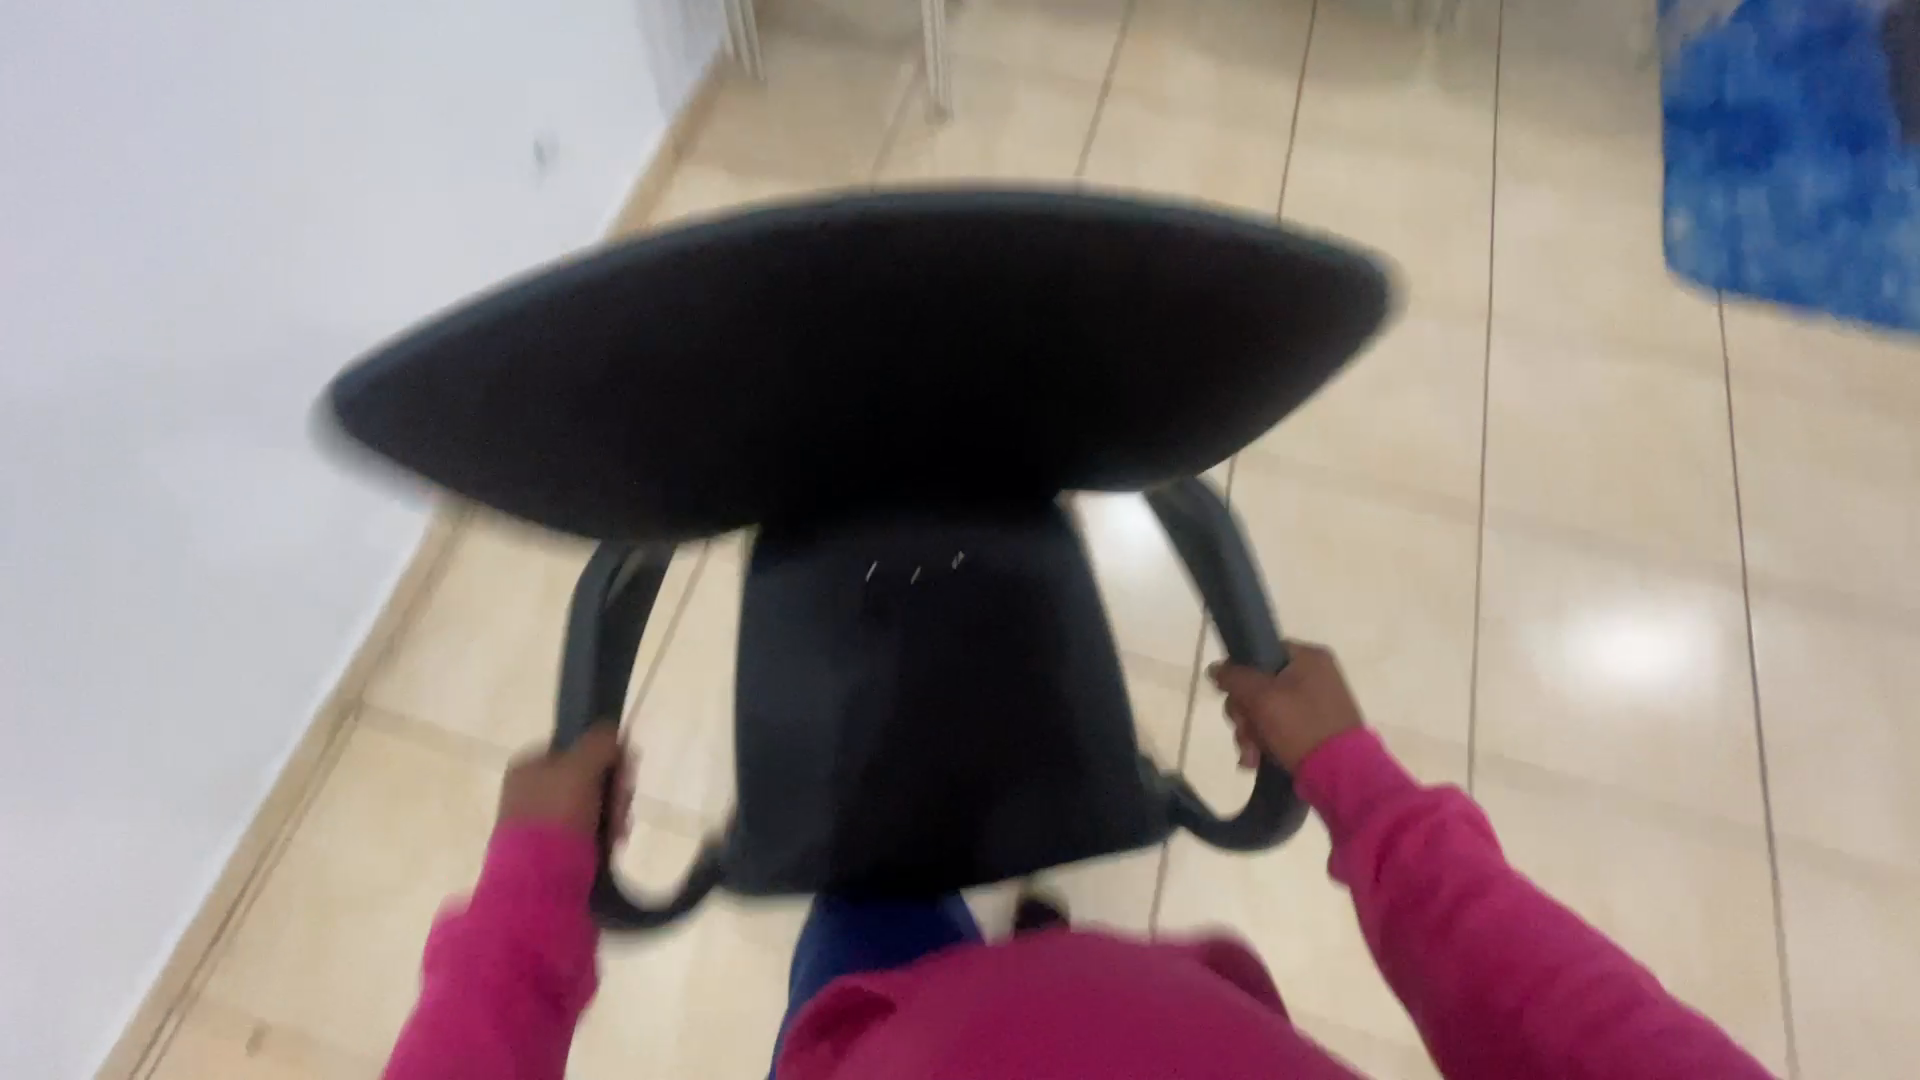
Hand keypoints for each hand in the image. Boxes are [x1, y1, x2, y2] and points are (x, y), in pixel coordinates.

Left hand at [497, 726, 633, 841]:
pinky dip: (608, 830)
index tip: (624, 765)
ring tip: (619, 827)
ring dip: (616, 809)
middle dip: (615, 785)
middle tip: (623, 797)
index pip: (578, 745)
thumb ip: (600, 741)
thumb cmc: (559, 814)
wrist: (541, 878)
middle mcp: (533, 789)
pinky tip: (615, 839)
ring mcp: (545, 819)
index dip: (606, 753)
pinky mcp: (557, 846)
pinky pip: (593, 826)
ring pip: (598, 801)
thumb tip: (613, 730)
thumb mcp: (581, 765)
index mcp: (529, 765)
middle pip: (592, 773)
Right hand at [1208, 643, 1364, 772]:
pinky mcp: (1314, 728)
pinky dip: (1264, 742)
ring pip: (1263, 709)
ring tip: (1250, 755)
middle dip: (1243, 713)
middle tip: (1243, 731)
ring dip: (1250, 732)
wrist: (1343, 777)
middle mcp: (1314, 675)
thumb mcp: (1261, 698)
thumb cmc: (1301, 727)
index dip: (1238, 674)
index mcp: (1308, 657)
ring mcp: (1315, 703)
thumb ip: (1234, 678)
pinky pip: (1278, 726)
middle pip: (1257, 684)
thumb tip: (1215, 669)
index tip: (1231, 696)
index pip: (1259, 652)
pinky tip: (1255, 760)